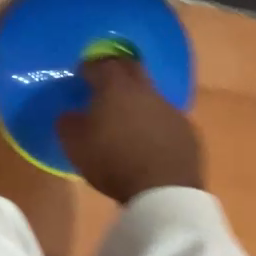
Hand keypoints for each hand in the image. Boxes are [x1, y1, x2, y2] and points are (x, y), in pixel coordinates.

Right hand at [56, 56, 204, 202]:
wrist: (163, 190)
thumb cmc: (112, 161)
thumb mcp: (75, 145)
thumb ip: (68, 123)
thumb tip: (70, 115)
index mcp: (117, 89)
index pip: (102, 65)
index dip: (90, 66)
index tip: (81, 73)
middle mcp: (146, 92)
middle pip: (132, 69)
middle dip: (117, 71)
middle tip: (104, 82)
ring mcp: (171, 111)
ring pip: (150, 96)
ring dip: (137, 101)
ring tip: (126, 119)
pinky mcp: (187, 132)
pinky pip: (165, 120)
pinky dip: (153, 124)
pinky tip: (147, 142)